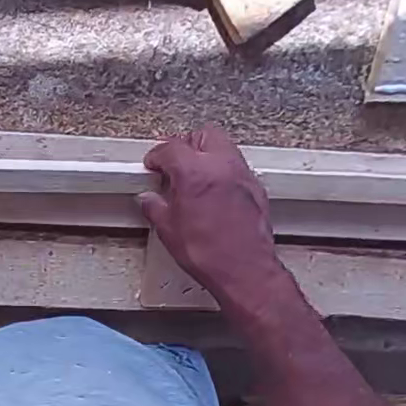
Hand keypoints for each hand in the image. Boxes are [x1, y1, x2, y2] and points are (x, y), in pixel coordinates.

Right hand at [138, 127, 288, 301]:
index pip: (170, 148)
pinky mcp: (255, 187)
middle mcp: (221, 166)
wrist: (243, 270)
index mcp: (194, 172)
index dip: (156, 155)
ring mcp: (242, 174)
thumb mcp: (168, 230)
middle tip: (171, 163)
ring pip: (223, 147)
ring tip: (190, 176)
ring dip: (205, 155)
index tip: (152, 164)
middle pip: (202, 135)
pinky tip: (210, 191)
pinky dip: (221, 171)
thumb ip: (155, 207)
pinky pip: (236, 166)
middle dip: (185, 145)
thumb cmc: (210, 252)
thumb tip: (150, 201)